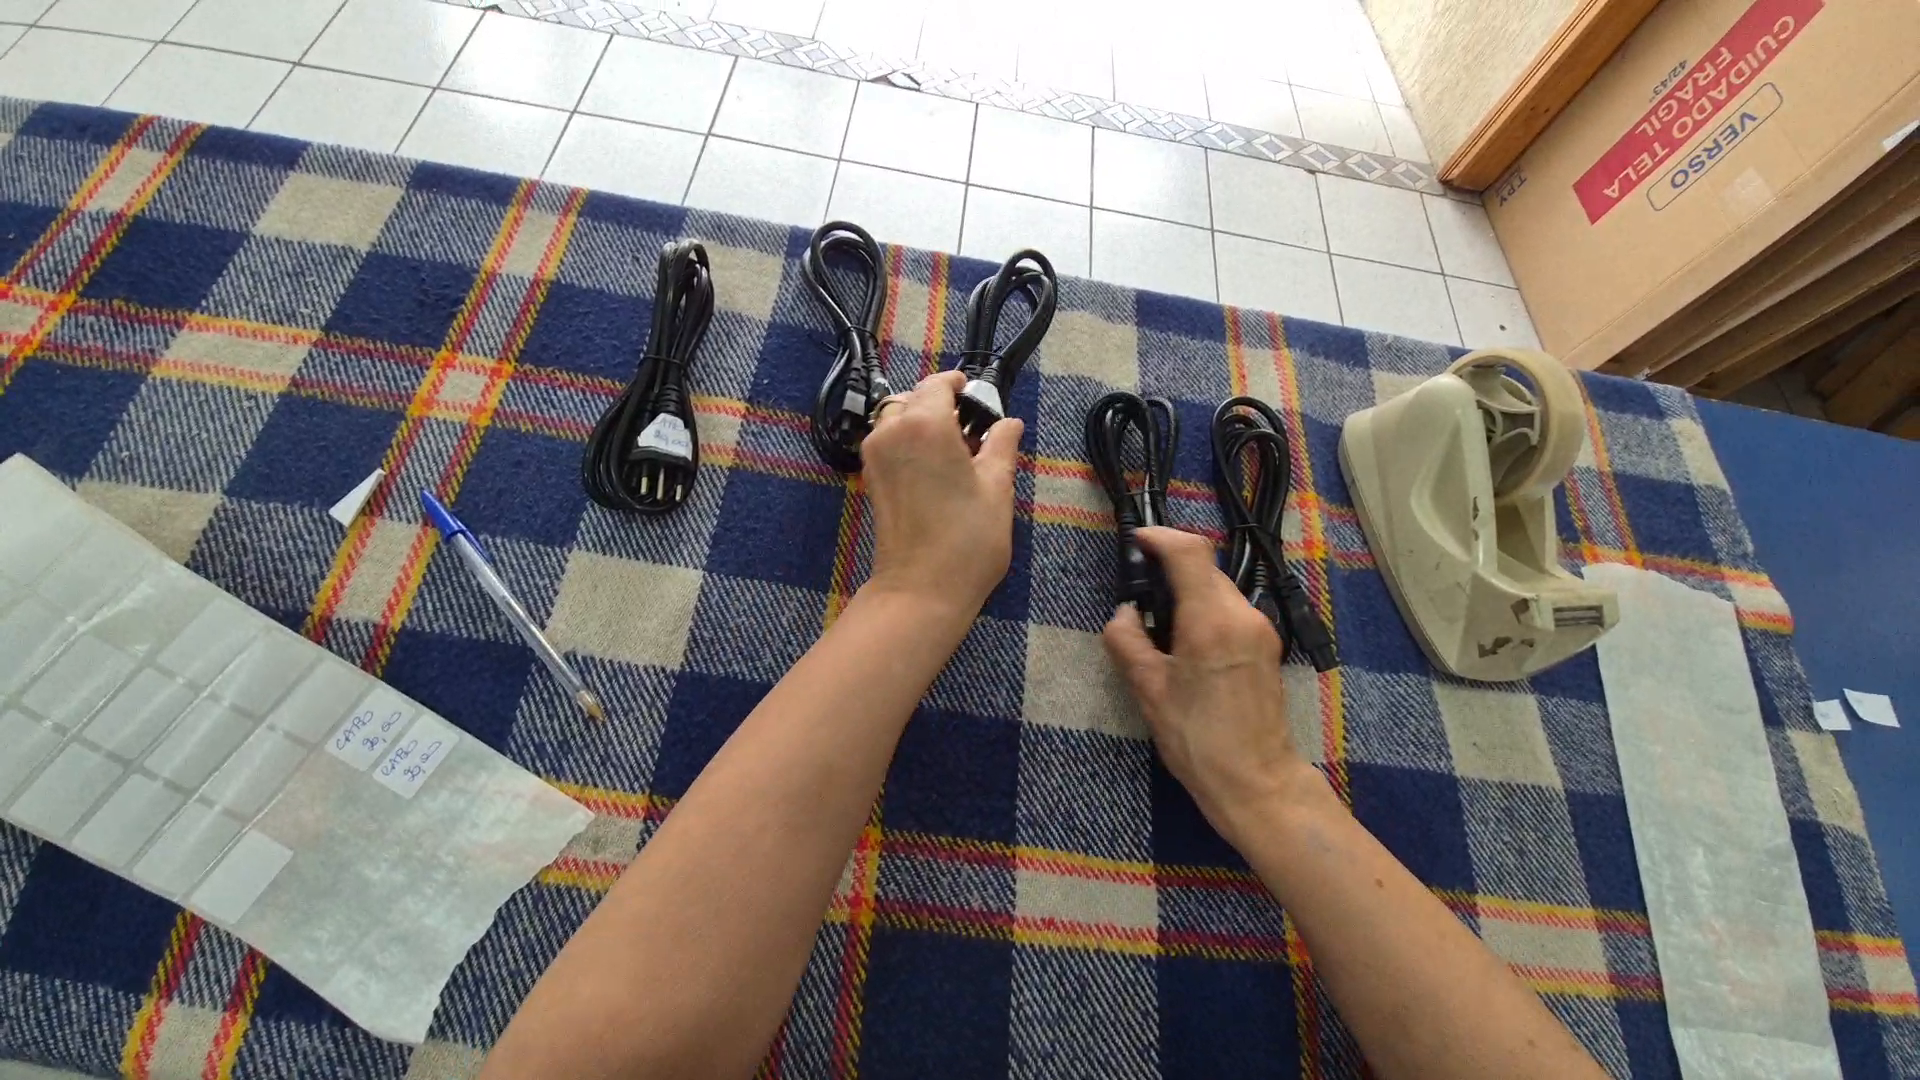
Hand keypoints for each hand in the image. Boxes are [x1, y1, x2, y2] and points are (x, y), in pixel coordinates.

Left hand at [860, 370, 1023, 615]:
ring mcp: (875, 456)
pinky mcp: (871, 479)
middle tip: (972, 430)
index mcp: (925, 424)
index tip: (977, 394)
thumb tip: (1009, 422)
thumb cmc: (967, 540)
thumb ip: (1002, 445)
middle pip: (914, 398)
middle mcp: (892, 432)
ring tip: (954, 451)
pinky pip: (888, 442)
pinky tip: (935, 470)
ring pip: (897, 418)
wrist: (921, 590)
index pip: (938, 384)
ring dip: (922, 423)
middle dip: (941, 406)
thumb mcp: (997, 488)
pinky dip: (908, 443)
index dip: (959, 385)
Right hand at [1102, 526, 1321, 846]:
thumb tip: (1124, 613)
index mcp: (1212, 620)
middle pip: (1205, 568)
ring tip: (1158, 622)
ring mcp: (1261, 630)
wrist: (1256, 782)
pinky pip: (1230, 611)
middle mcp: (1243, 614)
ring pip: (1219, 589)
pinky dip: (1204, 610)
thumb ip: (1127, 640)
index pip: (1189, 551)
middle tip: (1139, 591)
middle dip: (1170, 567)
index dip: (1160, 537)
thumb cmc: (1196, 738)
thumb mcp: (1148, 689)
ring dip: (1187, 591)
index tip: (1136, 542)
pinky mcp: (1267, 647)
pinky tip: (1184, 641)